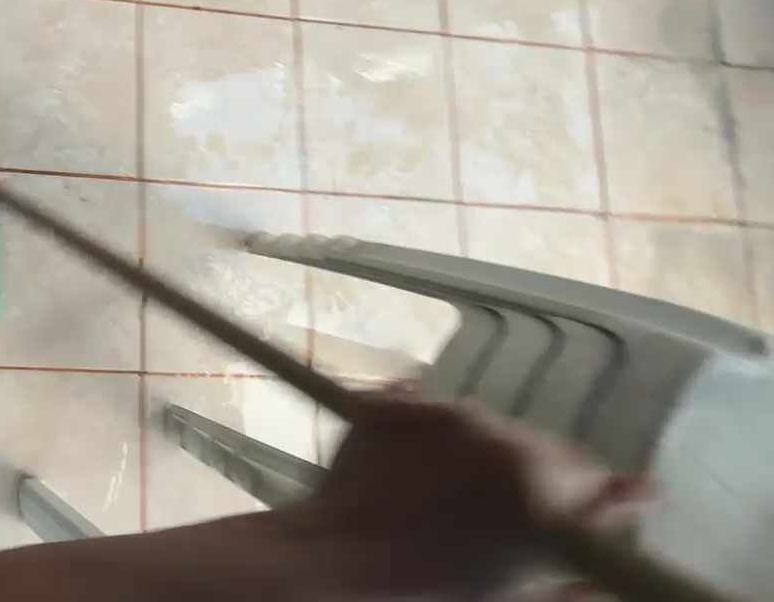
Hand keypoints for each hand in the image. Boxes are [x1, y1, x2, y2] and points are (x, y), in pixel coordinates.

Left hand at [308, 390, 645, 599]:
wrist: (348, 558)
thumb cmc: (443, 586)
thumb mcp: (536, 587)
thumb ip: (595, 549)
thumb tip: (637, 498)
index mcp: (540, 477)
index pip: (589, 474)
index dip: (583, 499)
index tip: (568, 519)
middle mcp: (487, 431)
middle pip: (531, 444)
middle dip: (528, 473)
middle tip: (499, 511)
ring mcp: (426, 410)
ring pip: (476, 422)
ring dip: (476, 447)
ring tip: (451, 489)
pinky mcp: (381, 403)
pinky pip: (419, 404)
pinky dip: (424, 424)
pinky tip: (417, 457)